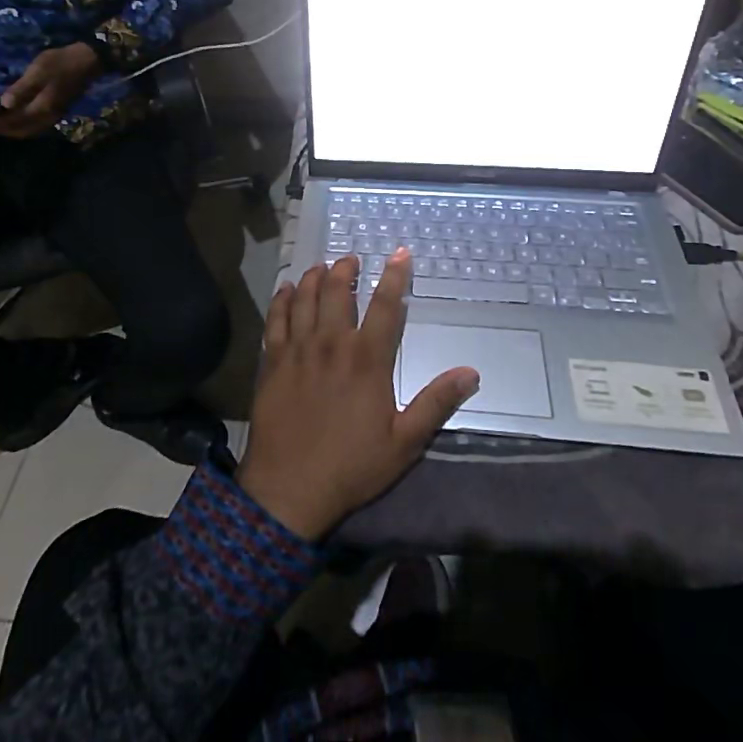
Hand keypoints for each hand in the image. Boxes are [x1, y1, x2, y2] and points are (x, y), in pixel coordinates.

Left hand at [0, 43, 101, 138]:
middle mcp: (47, 117)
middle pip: (20, 131)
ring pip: (28, 130)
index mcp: (41, 108)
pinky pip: (34, 125)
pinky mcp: (55, 111)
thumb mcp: (39, 70)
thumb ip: (22, 88)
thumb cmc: (61, 62)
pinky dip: (21, 125)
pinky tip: (13, 117)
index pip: (12, 122)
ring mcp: (53, 116)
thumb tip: (5, 105)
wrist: (88, 62)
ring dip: (10, 129)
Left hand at [238, 249, 480, 540]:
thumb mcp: (405, 442)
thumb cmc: (351, 467)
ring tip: (323, 266)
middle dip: (346, 270)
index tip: (400, 252)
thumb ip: (436, 403)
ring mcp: (297, 352)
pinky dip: (283, 300)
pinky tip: (287, 289)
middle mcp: (331, 346)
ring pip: (306, 300)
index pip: (385, 306)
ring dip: (316, 278)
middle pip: (339, 293)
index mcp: (367, 361)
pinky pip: (276, 320)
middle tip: (351, 258)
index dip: (395, 276)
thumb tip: (470, 372)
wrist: (288, 489)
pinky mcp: (271, 364)